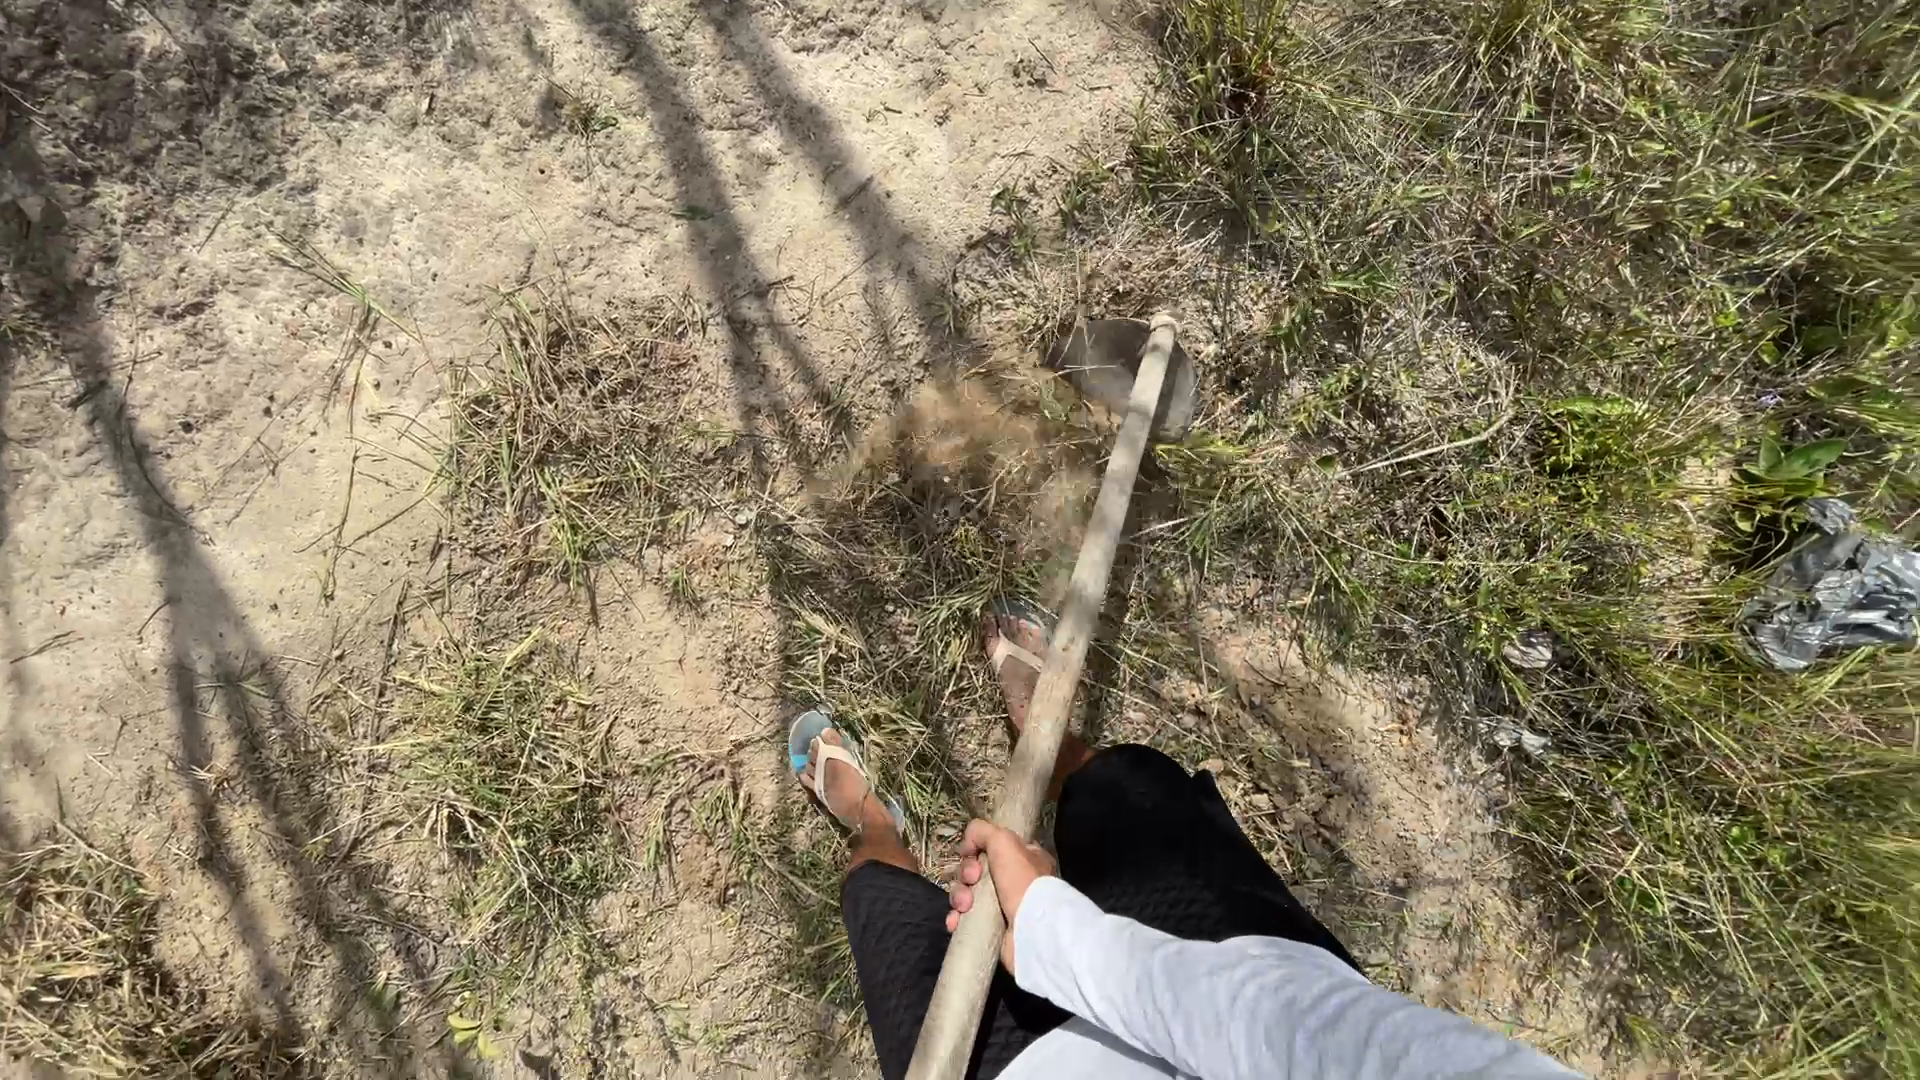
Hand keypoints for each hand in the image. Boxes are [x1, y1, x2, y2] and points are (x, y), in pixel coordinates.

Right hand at [945, 819, 1055, 971]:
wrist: (1032, 931)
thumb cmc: (1022, 881)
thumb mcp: (1004, 841)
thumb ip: (982, 831)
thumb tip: (967, 844)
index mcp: (1024, 858)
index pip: (992, 847)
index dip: (977, 849)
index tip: (971, 853)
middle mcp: (1014, 881)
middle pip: (976, 870)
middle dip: (966, 873)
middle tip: (972, 879)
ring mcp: (1003, 907)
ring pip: (968, 894)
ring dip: (959, 896)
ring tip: (965, 905)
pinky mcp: (991, 929)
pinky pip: (966, 918)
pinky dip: (957, 918)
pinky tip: (956, 921)